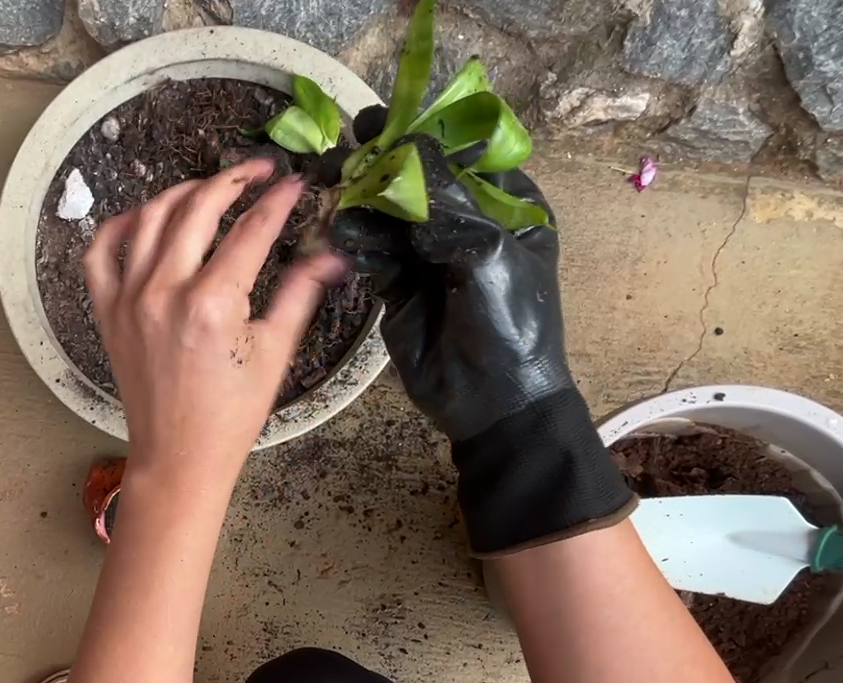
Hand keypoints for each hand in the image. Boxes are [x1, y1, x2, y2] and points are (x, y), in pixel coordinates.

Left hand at [85, 158, 344, 500]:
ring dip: (182, 192)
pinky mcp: (107, 313)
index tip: (295, 185)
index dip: (278, 200)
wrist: (178, 457)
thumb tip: (332, 257)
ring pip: (149, 217)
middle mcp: (164, 291)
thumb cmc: (229, 416)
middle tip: (258, 173)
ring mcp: (129, 300)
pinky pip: (100, 253)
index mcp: (212, 303)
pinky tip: (144, 217)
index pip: (251, 230)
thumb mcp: (275, 355)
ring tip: (210, 190)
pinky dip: (120, 225)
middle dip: (234, 180)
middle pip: (198, 207)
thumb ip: (299, 294)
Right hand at [327, 119, 631, 554]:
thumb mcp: (488, 254)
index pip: (459, 157)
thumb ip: (447, 204)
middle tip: (341, 154)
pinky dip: (356, 246)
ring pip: (387, 219)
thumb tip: (408, 152)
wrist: (491, 400)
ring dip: (361, 207)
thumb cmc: (508, 322)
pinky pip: (372, 257)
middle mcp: (463, 225)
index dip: (420, 136)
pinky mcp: (397, 290)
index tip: (379, 122)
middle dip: (380, 168)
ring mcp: (427, 258)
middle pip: (416, 183)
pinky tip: (340, 237)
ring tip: (334, 197)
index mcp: (504, 207)